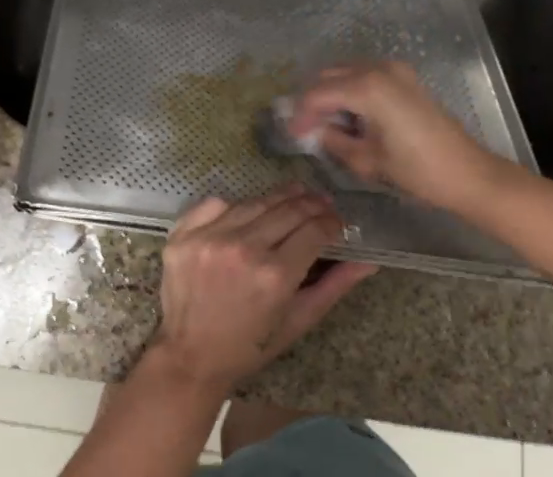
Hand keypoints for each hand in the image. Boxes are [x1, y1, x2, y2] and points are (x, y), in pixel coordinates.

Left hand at [151, 187, 376, 391]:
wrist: (191, 355)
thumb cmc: (250, 345)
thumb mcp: (298, 321)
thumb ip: (334, 286)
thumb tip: (368, 261)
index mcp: (275, 275)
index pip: (314, 230)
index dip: (331, 222)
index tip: (338, 222)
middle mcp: (242, 248)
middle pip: (287, 209)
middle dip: (311, 204)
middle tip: (322, 203)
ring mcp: (209, 238)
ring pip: (254, 202)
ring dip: (277, 199)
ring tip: (292, 198)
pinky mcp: (183, 234)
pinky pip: (216, 203)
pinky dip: (235, 205)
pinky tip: (247, 211)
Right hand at [290, 61, 507, 209]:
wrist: (469, 173)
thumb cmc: (418, 171)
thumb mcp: (368, 160)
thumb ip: (334, 141)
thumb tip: (315, 133)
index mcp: (368, 88)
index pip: (319, 94)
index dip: (301, 114)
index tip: (292, 134)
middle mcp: (379, 69)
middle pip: (330, 76)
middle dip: (314, 101)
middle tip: (306, 129)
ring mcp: (395, 70)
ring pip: (347, 73)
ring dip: (332, 94)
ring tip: (327, 125)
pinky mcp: (406, 78)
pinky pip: (366, 76)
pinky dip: (352, 91)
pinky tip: (351, 118)